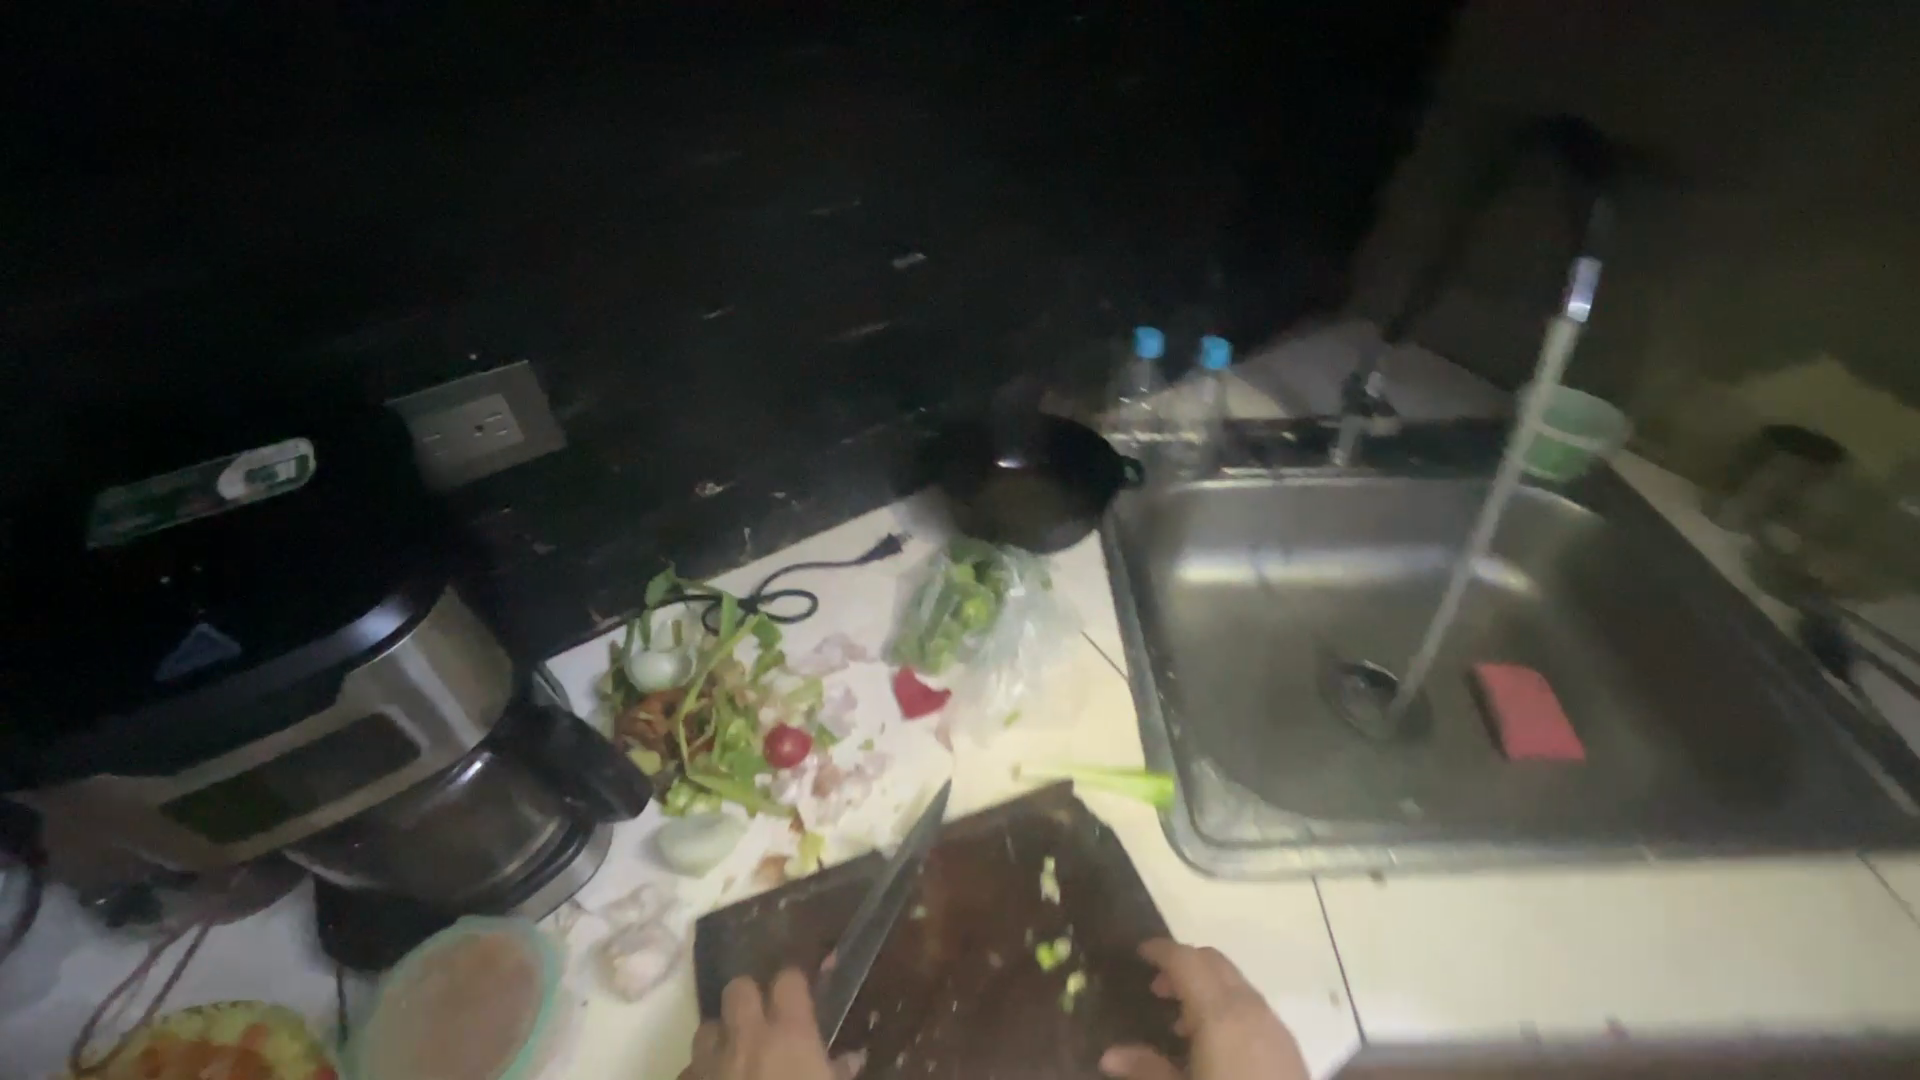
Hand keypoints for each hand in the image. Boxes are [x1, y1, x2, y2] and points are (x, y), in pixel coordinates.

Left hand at [680, 970, 835, 1079]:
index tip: (800, 998)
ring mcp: (710, 1067)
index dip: (793, 985)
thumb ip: (838, 1073)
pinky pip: (689, 1073)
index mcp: (790, 1035)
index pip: (788, 978)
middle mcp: (746, 1039)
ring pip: (705, 1029)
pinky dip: (700, 1077)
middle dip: (748, 999)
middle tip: (762, 1023)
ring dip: (720, 1039)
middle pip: (737, 988)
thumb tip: (851, 1060)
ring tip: (734, 1059)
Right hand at [1101, 939, 1308, 1079]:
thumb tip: (1109, 1055)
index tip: (1139, 953)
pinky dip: (1229, 1007)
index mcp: (1219, 1014)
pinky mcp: (1291, 1051)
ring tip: (1183, 1024)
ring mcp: (1275, 1028)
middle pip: (1213, 962)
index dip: (1161, 950)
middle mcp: (1250, 1009)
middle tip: (1157, 989)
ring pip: (1235, 983)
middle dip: (1183, 965)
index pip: (1186, 960)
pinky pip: (1253, 1007)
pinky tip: (1217, 1047)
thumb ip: (1146, 1069)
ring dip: (1207, 987)